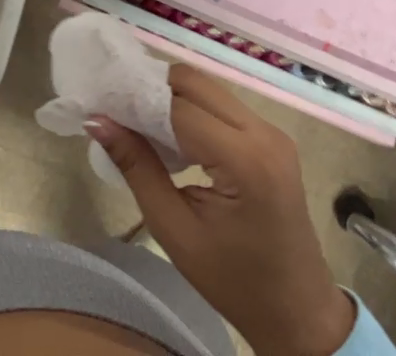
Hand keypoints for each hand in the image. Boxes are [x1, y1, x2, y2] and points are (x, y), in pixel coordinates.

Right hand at [87, 64, 355, 355]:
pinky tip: (166, 136)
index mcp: (245, 161)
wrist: (299, 312)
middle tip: (114, 110)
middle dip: (148, 89)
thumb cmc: (234, 280)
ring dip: (167, 98)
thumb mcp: (173, 229)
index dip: (132, 101)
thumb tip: (96, 120)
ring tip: (134, 123)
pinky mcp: (271, 140)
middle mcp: (264, 134)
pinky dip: (188, 110)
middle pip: (194, 83)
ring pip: (206, 89)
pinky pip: (220, 106)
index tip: (96, 105)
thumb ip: (136, 167)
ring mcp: (272, 134)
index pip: (176, 107)